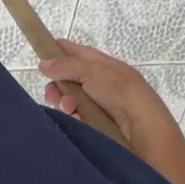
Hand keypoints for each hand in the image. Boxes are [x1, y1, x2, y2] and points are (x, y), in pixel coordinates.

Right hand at [40, 39, 184, 183]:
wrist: (144, 133)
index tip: (40, 53)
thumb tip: (42, 64)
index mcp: (106, 67)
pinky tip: (74, 118)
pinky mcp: (94, 124)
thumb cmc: (122, 95)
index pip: (78, 53)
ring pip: (68, 98)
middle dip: (57, 84)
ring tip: (68, 108)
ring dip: (63, 101)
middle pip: (68, 78)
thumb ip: (67, 66)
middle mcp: (101, 84)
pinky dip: (70, 116)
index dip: (60, 51)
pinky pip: (74, 116)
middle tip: (52, 95)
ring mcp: (98, 105)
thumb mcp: (95, 72)